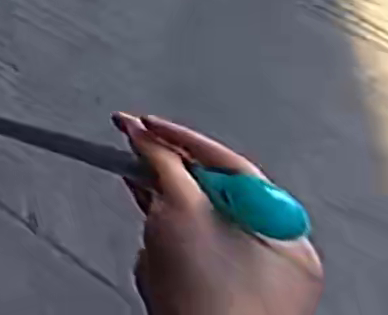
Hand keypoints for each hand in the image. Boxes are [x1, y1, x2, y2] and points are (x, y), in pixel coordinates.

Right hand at [114, 113, 321, 314]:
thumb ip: (163, 163)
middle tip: (130, 132)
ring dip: (155, 174)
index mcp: (279, 230)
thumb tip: (142, 132)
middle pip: (211, 180)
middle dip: (166, 154)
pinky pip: (179, 215)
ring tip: (126, 156)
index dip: (185, 139)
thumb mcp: (182, 207)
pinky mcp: (204, 258)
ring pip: (191, 196)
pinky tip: (135, 184)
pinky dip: (154, 196)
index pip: (233, 168)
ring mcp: (235, 251)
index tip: (145, 122)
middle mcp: (264, 239)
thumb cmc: (209, 282)